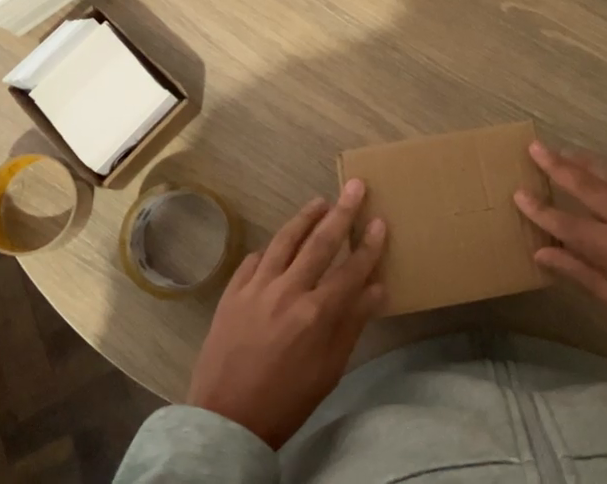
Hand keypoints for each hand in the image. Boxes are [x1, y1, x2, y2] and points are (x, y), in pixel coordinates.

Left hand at [186, 180, 387, 448]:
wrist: (226, 419)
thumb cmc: (287, 400)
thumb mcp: (329, 370)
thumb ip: (352, 323)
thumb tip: (379, 288)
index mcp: (316, 313)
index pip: (351, 269)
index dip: (369, 244)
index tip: (380, 221)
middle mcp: (287, 291)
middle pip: (320, 242)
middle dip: (342, 212)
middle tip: (354, 186)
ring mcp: (256, 288)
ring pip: (284, 241)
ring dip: (304, 218)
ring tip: (319, 202)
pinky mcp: (232, 292)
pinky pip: (254, 260)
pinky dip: (270, 250)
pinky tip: (277, 245)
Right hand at [515, 141, 606, 391]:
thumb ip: (579, 273)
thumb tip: (540, 252)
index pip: (566, 223)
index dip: (539, 209)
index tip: (518, 192)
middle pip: (588, 185)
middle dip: (558, 166)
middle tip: (536, 147)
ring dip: (585, 162)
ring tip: (563, 151)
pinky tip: (601, 171)